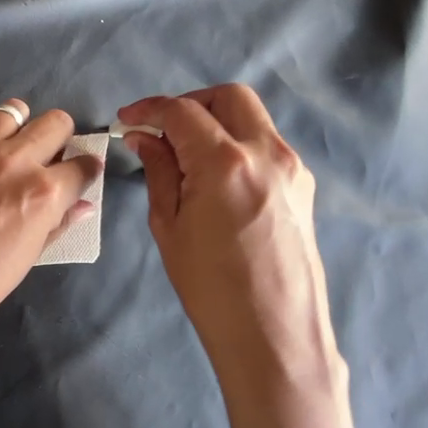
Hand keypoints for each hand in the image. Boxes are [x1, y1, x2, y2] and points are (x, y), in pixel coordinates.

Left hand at [0, 100, 101, 345]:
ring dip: (15, 129)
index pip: (83, 165)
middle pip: (55, 123)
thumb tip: (82, 205)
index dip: (83, 172)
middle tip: (43, 159)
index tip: (76, 177)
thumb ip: (58, 224)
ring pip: (11, 111)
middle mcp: (15, 161)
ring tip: (5, 150)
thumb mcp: (28, 258)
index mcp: (44, 193)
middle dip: (57, 139)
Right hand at [117, 85, 346, 405]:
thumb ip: (160, 172)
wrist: (272, 330)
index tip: (126, 120)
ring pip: (252, 118)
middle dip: (189, 103)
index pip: (182, 112)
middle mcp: (267, 153)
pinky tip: (211, 176)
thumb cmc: (208, 284)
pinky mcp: (302, 186)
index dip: (148, 109)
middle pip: (229, 97)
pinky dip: (234, 143)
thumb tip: (146, 139)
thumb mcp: (168, 226)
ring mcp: (292, 168)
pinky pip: (265, 145)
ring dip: (214, 122)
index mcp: (225, 163)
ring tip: (182, 155)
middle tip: (159, 129)